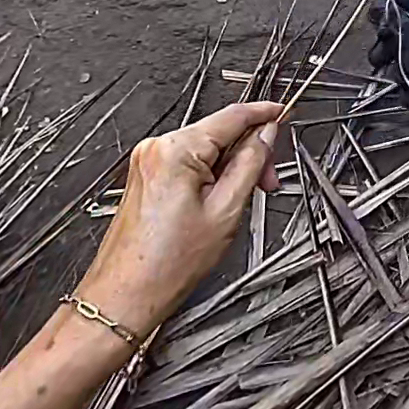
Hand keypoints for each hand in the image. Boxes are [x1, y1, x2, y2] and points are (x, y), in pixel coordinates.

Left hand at [75, 101, 282, 333]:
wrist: (126, 295)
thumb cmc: (166, 264)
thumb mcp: (226, 210)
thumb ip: (251, 163)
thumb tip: (266, 136)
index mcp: (176, 150)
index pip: (232, 116)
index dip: (264, 113)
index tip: (282, 113)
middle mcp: (157, 148)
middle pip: (220, 132)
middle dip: (250, 151)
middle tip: (269, 179)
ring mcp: (148, 160)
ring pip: (206, 147)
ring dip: (233, 165)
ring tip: (246, 196)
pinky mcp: (147, 174)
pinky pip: (190, 160)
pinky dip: (213, 172)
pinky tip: (222, 196)